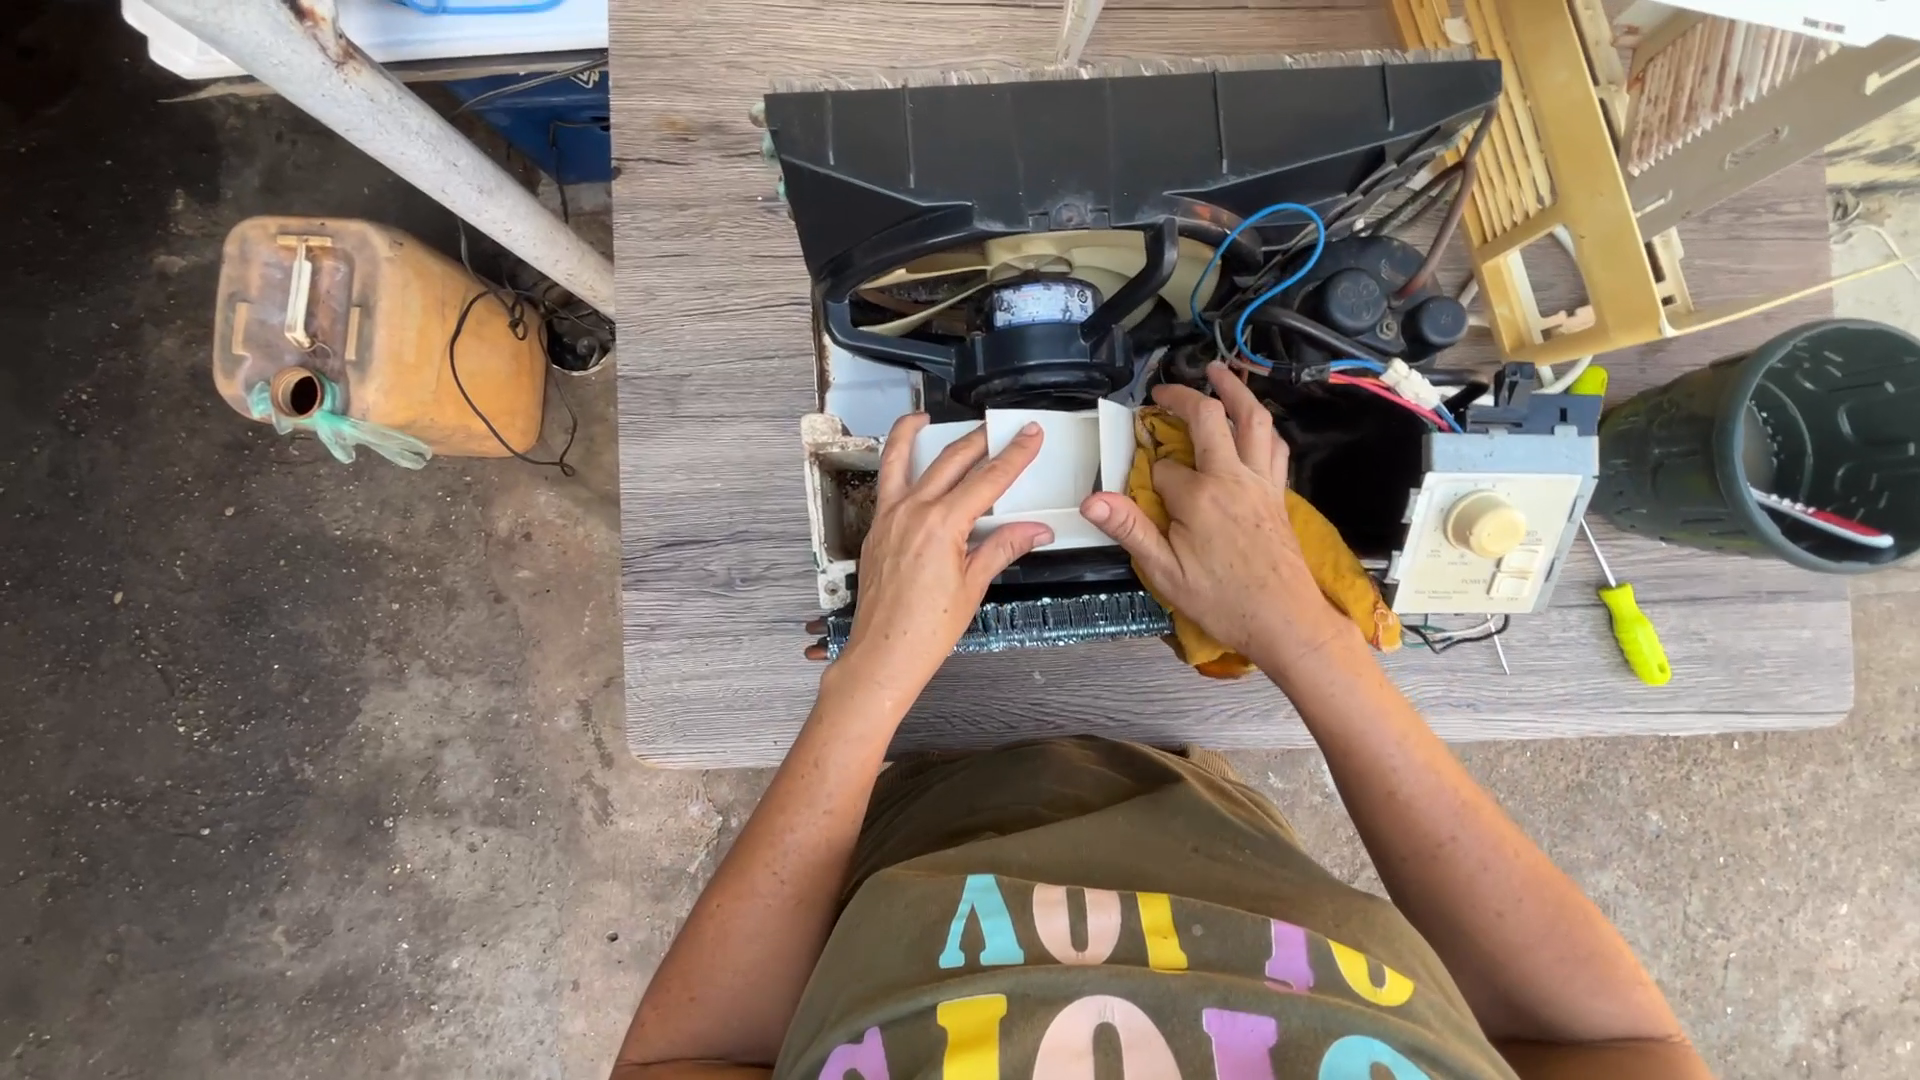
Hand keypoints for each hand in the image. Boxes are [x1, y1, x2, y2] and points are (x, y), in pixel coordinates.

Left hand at [829, 414, 1052, 699]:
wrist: (884, 654)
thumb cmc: (927, 629)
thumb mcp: (973, 585)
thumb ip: (1003, 547)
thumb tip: (1035, 530)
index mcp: (942, 524)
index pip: (987, 479)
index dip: (1013, 454)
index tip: (1029, 435)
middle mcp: (912, 512)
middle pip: (950, 461)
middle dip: (979, 440)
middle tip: (1001, 428)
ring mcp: (889, 517)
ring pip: (901, 461)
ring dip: (914, 435)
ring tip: (924, 418)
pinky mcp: (876, 529)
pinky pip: (887, 484)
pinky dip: (895, 465)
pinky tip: (905, 464)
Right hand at [1080, 362, 1344, 667]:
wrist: (1285, 621)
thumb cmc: (1222, 601)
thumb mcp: (1164, 572)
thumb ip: (1130, 529)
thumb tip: (1091, 500)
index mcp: (1199, 497)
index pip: (1162, 468)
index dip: (1147, 473)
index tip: (1138, 485)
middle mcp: (1233, 478)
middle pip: (1210, 418)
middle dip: (1185, 396)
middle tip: (1165, 389)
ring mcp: (1261, 483)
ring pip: (1254, 420)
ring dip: (1236, 391)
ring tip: (1221, 372)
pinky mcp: (1278, 494)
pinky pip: (1274, 445)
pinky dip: (1262, 425)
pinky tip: (1255, 422)